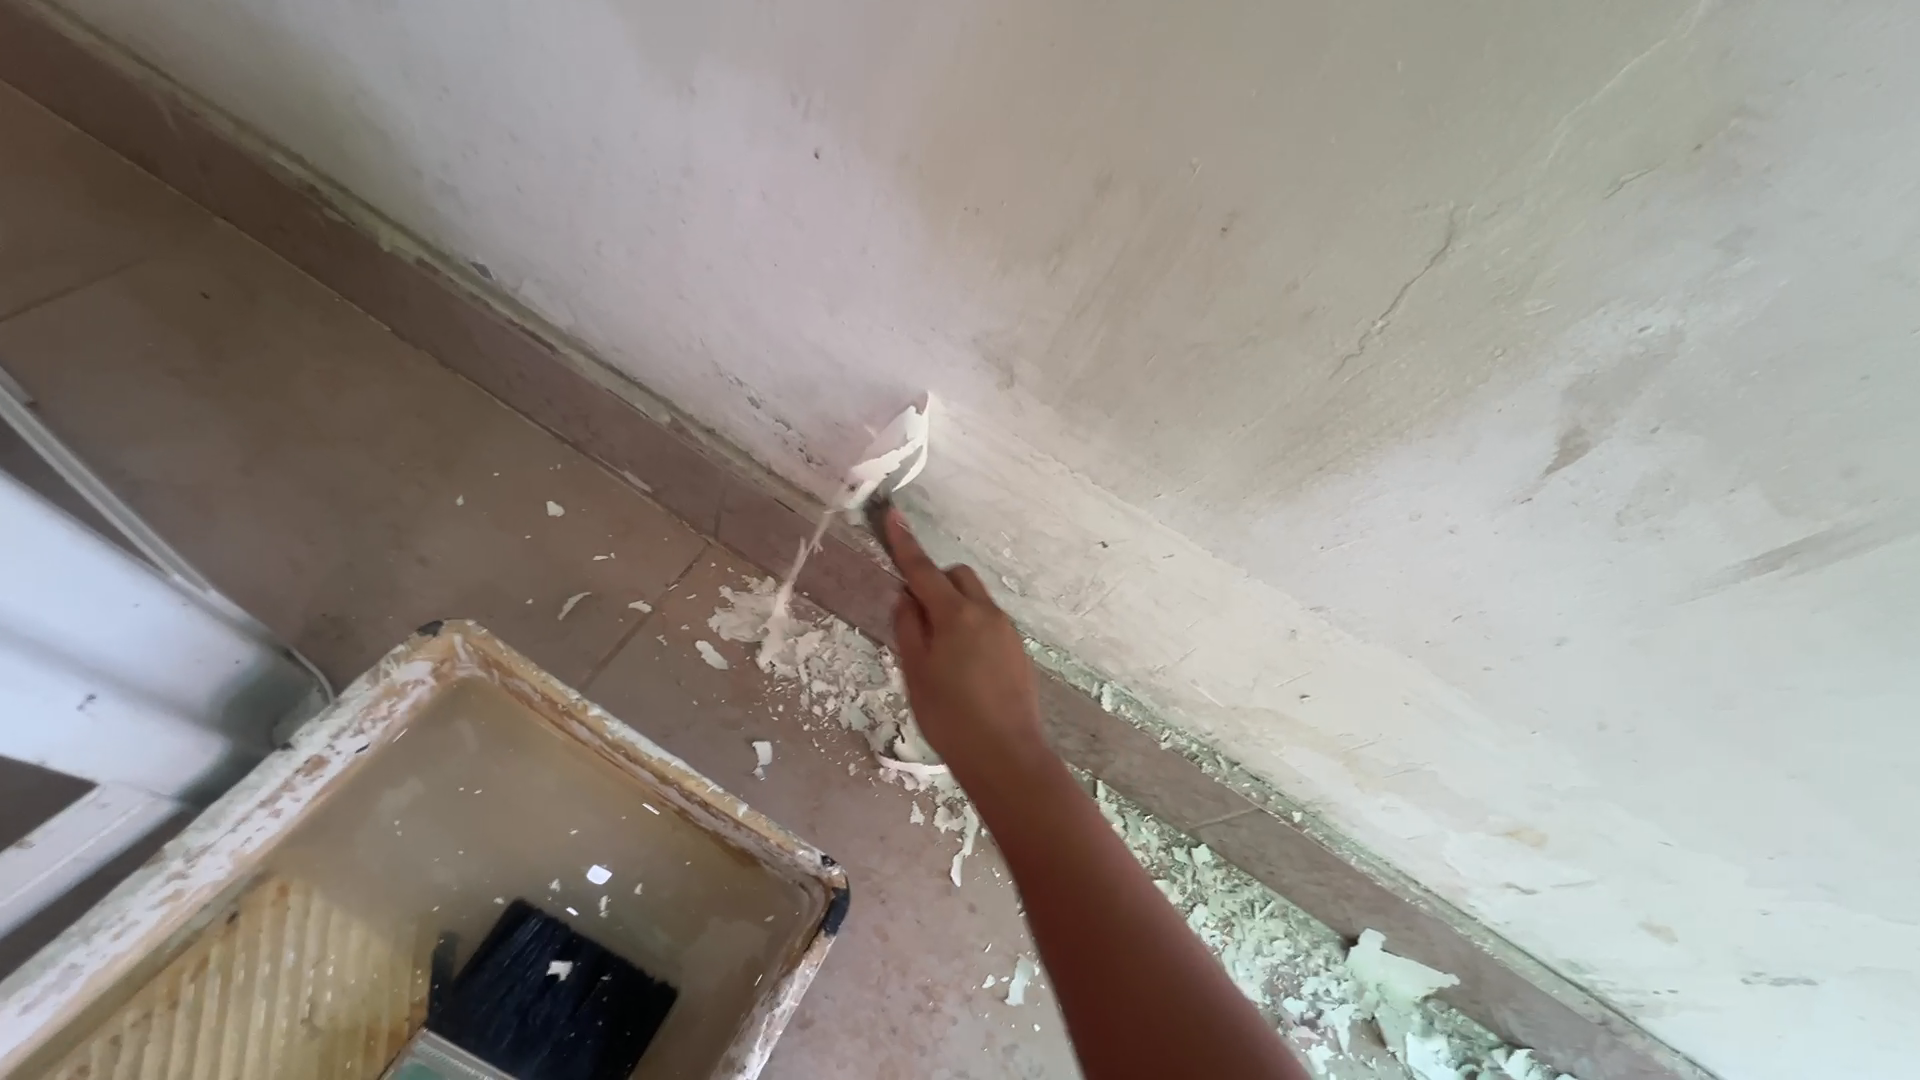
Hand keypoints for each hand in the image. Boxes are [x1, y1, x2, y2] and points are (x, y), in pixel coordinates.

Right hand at [885, 508, 1050, 782]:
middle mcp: (986, 613)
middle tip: (917, 620)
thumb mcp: (915, 671)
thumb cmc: (949, 717)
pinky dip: (970, 630)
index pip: (923, 569)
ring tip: (939, 658)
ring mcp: (1007, 631)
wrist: (1006, 756)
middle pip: (957, 577)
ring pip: (975, 601)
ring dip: (953, 609)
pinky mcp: (1018, 651)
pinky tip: (963, 672)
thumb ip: (908, 627)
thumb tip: (907, 595)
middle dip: (936, 583)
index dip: (904, 542)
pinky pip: (988, 624)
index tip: (892, 515)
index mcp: (955, 614)